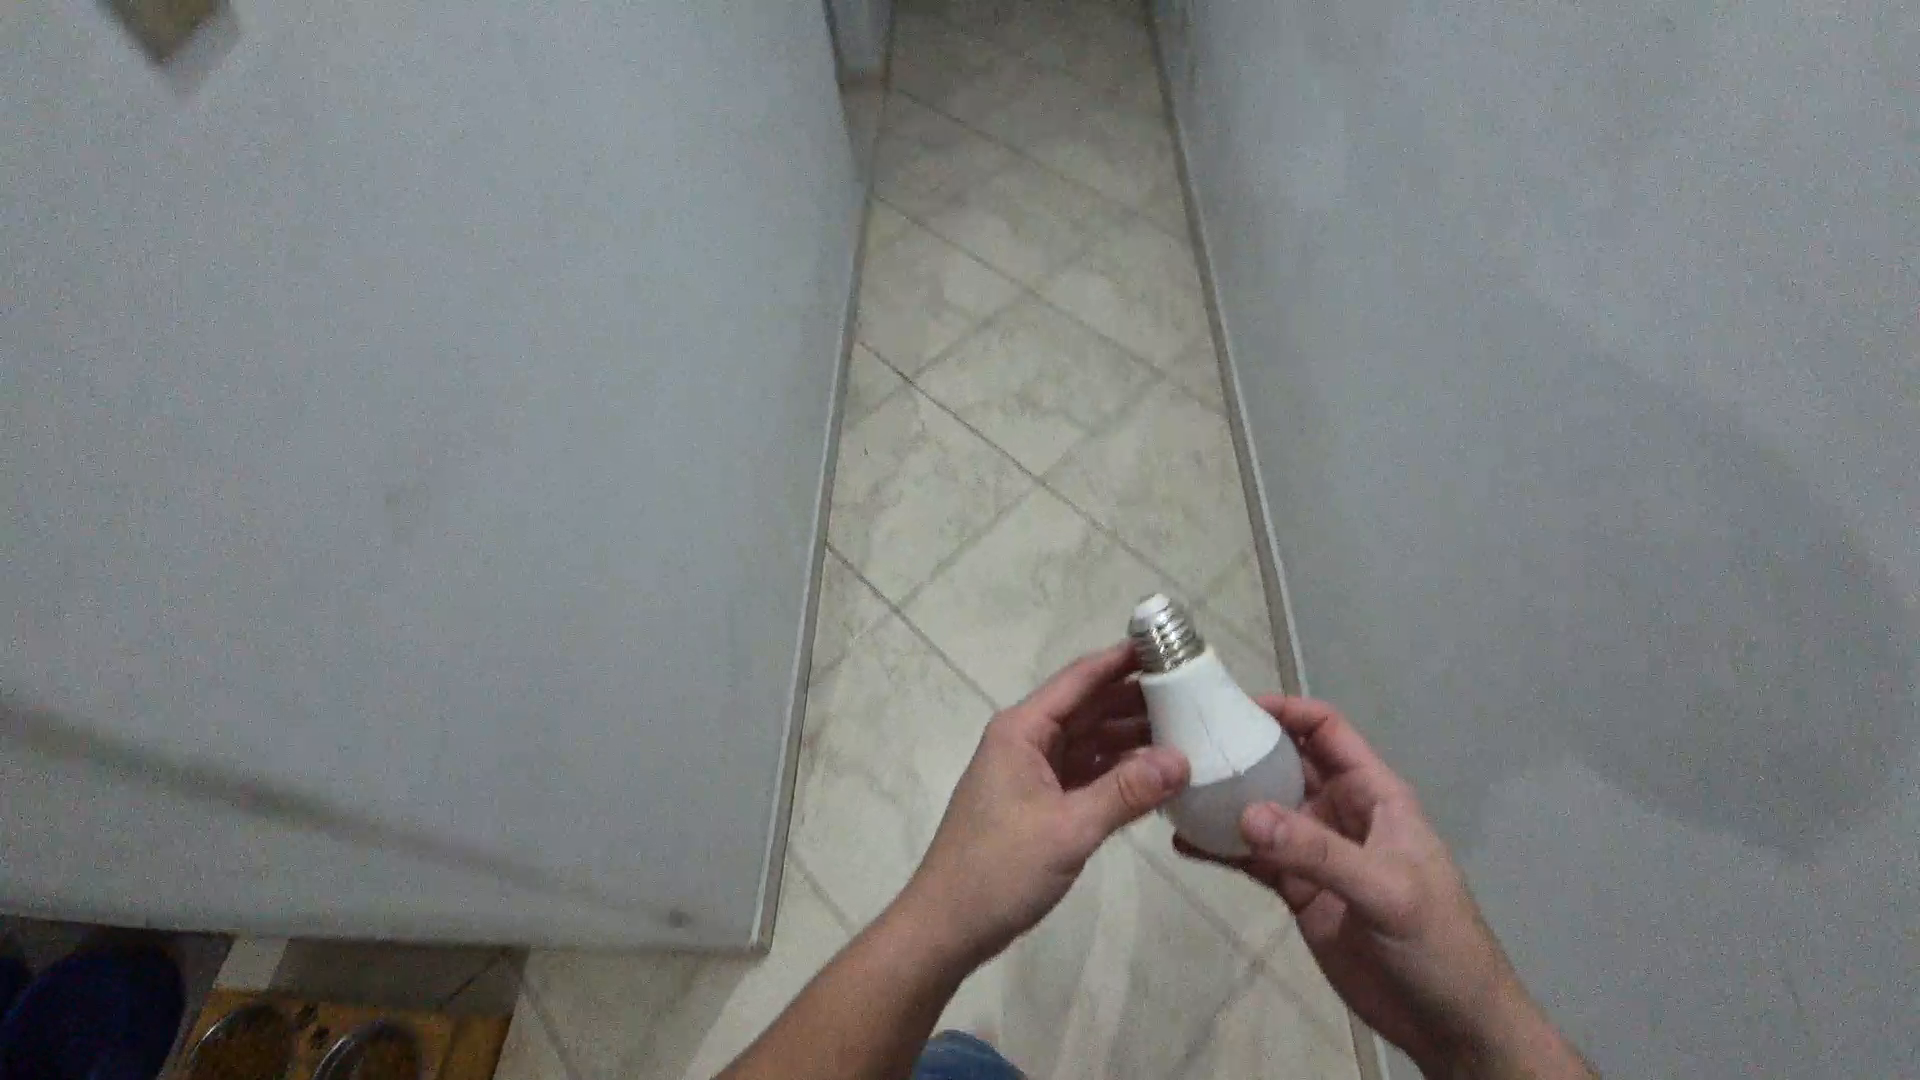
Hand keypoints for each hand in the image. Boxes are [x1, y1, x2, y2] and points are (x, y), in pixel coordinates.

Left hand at [891, 644, 1190, 967]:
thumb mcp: (1068, 829)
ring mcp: (1032, 771)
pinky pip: (1086, 773)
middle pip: (1087, 707)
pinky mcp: (1039, 801)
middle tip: (1193, 691)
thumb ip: (1125, 793)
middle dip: (1135, 698)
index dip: (1121, 660)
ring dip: (1130, 737)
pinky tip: (1156, 774)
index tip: (1166, 644)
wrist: (948, 924)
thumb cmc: (999, 868)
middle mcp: (1027, 740)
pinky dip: (1118, 772)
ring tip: (1187, 729)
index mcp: (1023, 729)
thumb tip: (1182, 759)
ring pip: (1089, 741)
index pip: (1079, 680)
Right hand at [1176, 697, 1592, 1078]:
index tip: (1234, 706)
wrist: (1451, 1027)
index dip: (1286, 711)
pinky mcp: (1296, 888)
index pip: (1327, 731)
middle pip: (1283, 763)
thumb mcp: (1386, 890)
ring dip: (1224, 798)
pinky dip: (1219, 848)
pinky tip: (1184, 842)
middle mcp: (1339, 811)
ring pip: (1261, 808)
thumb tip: (1244, 814)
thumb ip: (1317, 851)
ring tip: (1176, 788)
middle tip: (1187, 742)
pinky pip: (1251, 856)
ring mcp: (1314, 850)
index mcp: (1373, 794)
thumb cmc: (1439, 944)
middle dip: (1241, 748)